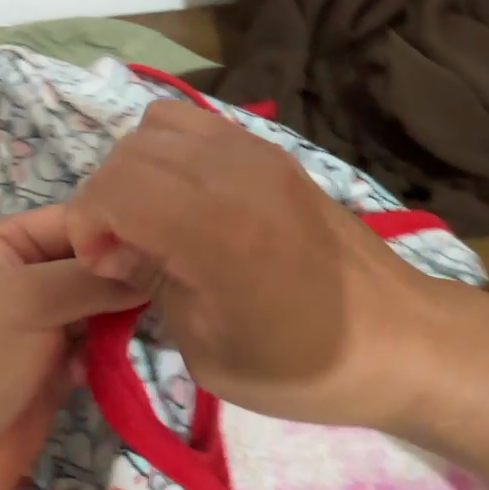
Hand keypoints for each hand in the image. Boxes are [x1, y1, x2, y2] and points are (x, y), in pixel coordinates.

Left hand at [0, 206, 144, 489]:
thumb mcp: (25, 302)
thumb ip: (91, 278)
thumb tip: (152, 265)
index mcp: (3, 245)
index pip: (75, 220)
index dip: (119, 228)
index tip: (172, 240)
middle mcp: (23, 276)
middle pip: (92, 262)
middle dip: (128, 273)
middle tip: (178, 282)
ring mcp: (39, 324)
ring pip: (99, 305)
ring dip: (124, 314)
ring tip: (161, 318)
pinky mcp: (54, 368)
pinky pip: (97, 345)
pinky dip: (110, 350)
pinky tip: (120, 359)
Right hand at [64, 101, 457, 430]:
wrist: (400, 338)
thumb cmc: (301, 364)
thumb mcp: (208, 347)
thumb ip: (151, 281)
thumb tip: (114, 245)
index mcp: (212, 226)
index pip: (112, 187)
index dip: (88, 225)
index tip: (105, 267)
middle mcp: (232, 171)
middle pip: (129, 151)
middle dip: (106, 199)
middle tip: (125, 252)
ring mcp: (258, 153)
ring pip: (159, 125)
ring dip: (138, 170)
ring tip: (154, 221)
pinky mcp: (276, 153)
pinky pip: (200, 127)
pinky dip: (174, 154)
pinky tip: (191, 204)